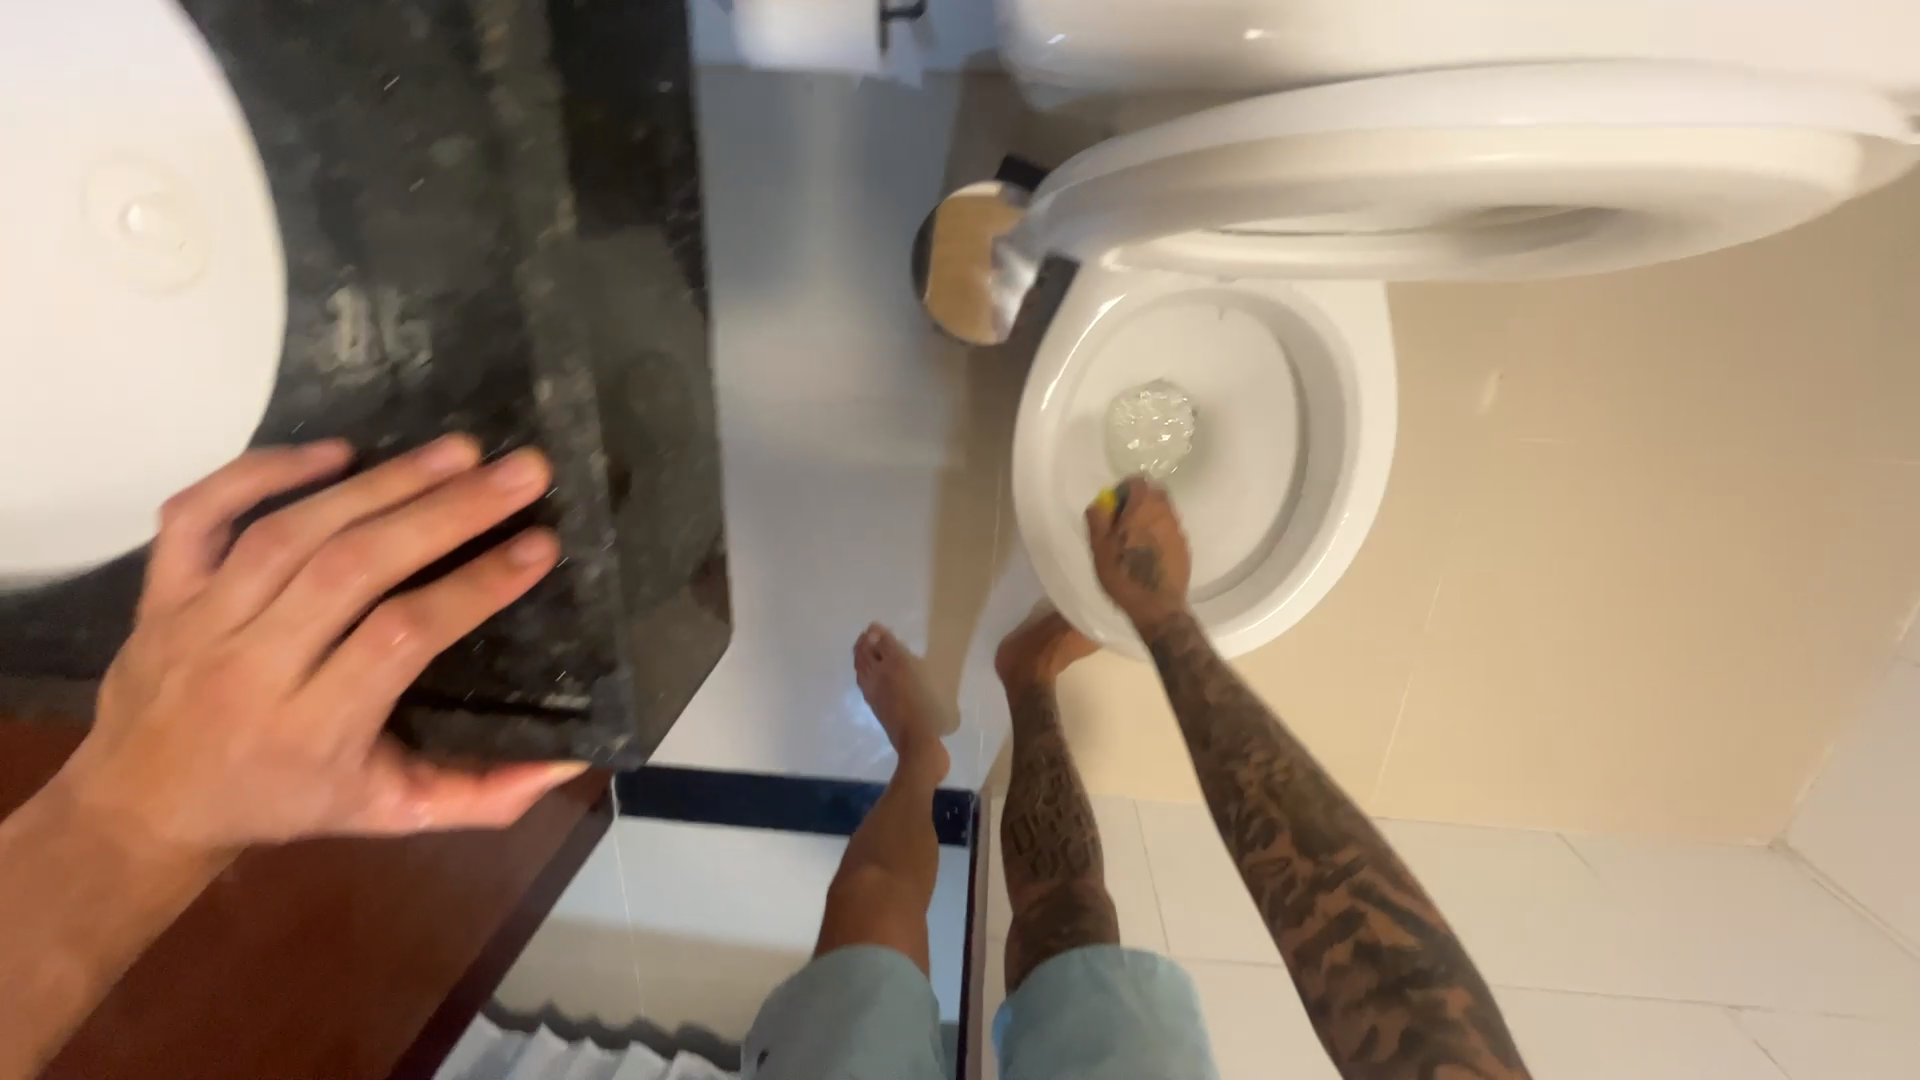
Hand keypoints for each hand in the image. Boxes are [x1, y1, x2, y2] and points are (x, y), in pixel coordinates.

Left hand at [55, 436, 589, 857]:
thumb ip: (484, 796)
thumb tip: (570, 761)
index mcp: (312, 726)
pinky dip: (263, 471)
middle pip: (350, 568)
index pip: (401, 636)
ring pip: (290, 533)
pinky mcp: (161, 591)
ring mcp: (196, 621)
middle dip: (446, 511)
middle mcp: (250, 666)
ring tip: (463, 450)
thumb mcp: (393, 815)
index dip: (475, 585)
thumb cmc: (290, 802)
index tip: (541, 545)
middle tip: (522, 472)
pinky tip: (340, 449)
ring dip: (385, 482)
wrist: (139, 810)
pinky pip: (199, 515)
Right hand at [1083, 475, 1191, 631]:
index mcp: (1144, 507)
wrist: (1157, 606)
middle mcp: (1166, 512)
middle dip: (1137, 502)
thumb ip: (1097, 518)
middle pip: (1153, 494)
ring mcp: (1178, 530)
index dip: (1122, 490)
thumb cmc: (1123, 573)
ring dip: (1148, 518)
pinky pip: (1169, 530)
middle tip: (1122, 522)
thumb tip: (1099, 503)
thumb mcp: (1099, 546)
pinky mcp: (1184, 547)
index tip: (1112, 507)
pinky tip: (1147, 554)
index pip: (1137, 481)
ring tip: (1133, 540)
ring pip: (1163, 512)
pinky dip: (1158, 534)